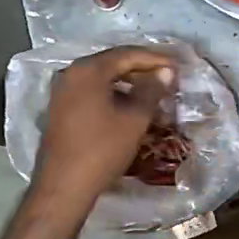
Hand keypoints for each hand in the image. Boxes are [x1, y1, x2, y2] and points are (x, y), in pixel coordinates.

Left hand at [33, 46, 174, 205]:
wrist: (65, 184)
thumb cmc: (103, 149)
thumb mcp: (134, 118)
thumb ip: (151, 90)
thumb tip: (165, 72)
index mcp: (88, 70)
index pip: (127, 54)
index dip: (155, 58)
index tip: (176, 65)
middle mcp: (71, 73)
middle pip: (113, 63)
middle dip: (142, 70)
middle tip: (167, 77)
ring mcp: (63, 91)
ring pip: (103, 79)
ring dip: (129, 84)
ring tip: (154, 93)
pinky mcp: (62, 108)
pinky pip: (93, 92)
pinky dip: (114, 95)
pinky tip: (131, 107)